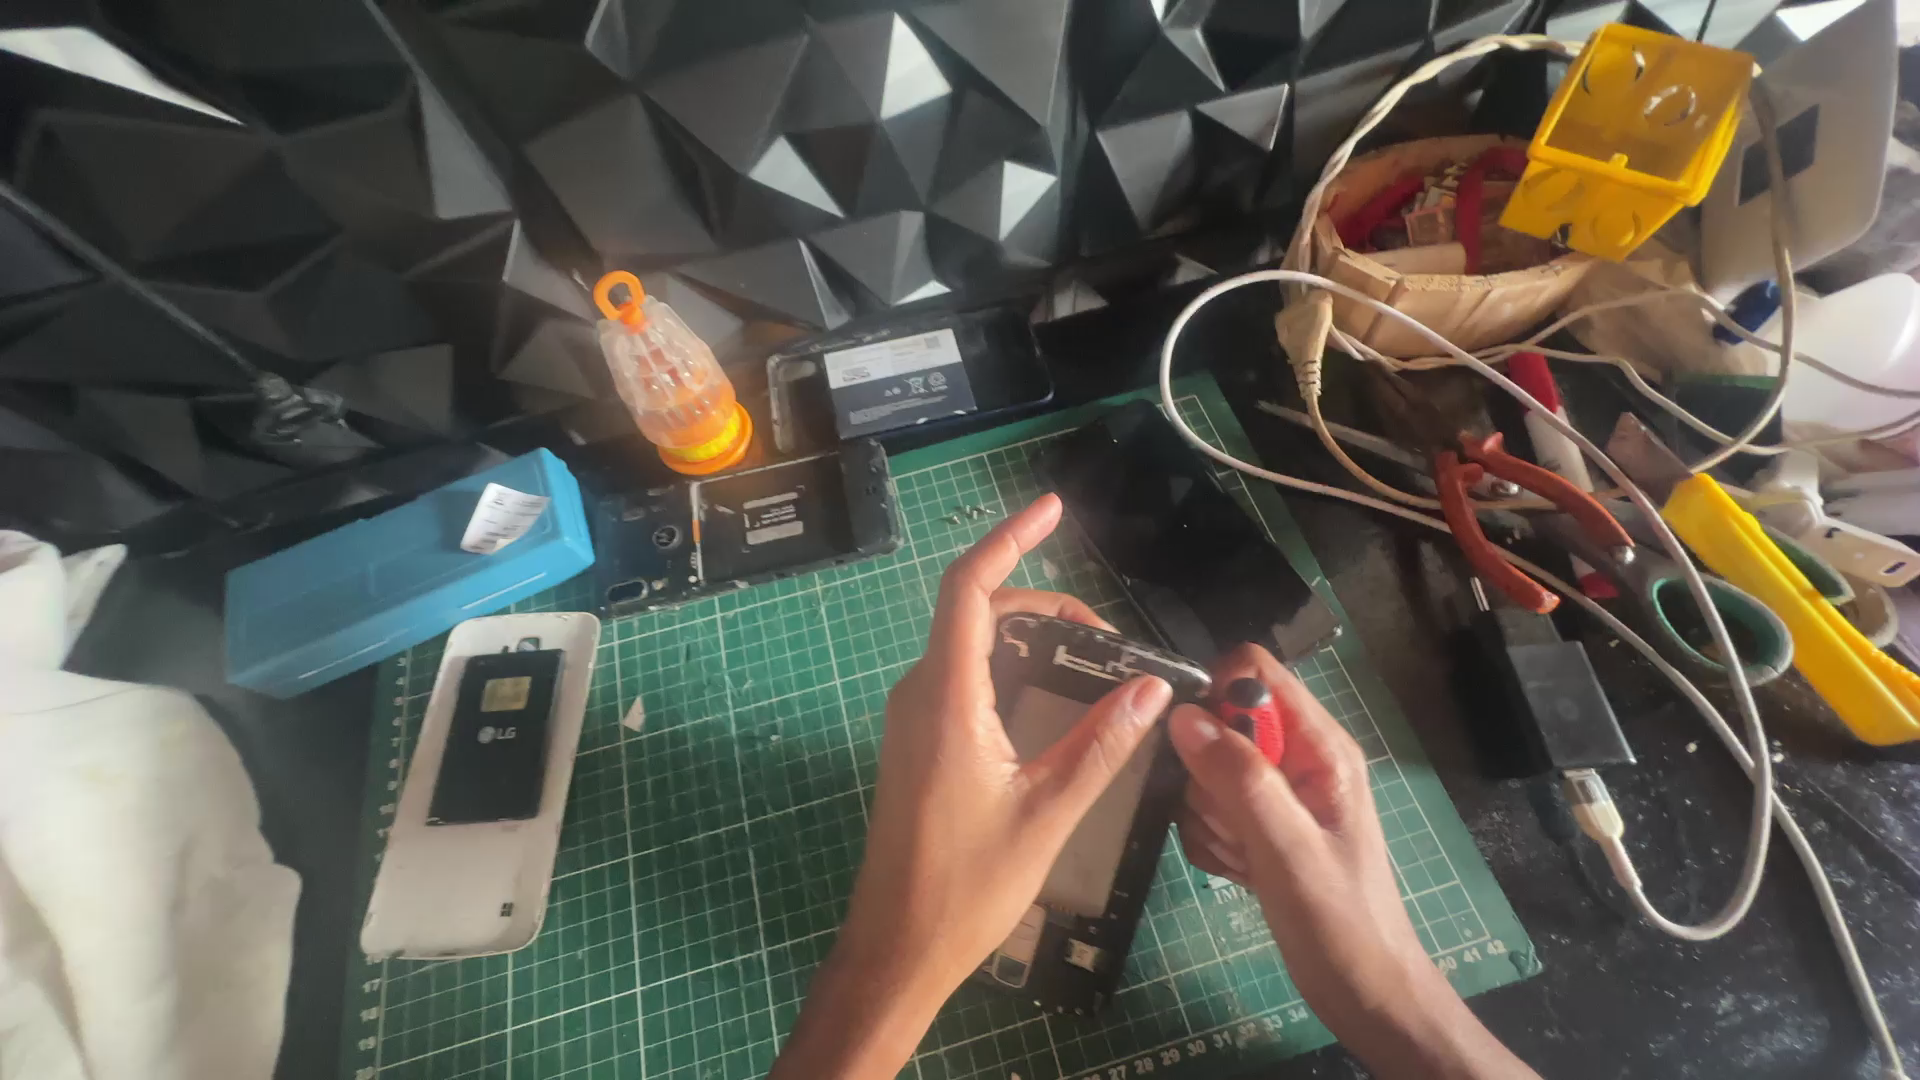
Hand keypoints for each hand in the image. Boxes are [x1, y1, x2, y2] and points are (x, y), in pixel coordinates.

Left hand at [770, 495, 1173, 1079]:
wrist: (896, 946)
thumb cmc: (967, 885)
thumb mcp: (1047, 812)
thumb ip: (1101, 743)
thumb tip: (1153, 689)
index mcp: (947, 695)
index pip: (971, 588)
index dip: (1010, 538)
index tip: (1052, 509)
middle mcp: (922, 689)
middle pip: (978, 611)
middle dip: (1044, 603)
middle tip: (1107, 633)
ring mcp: (915, 712)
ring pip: (971, 642)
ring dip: (1028, 635)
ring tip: (1091, 657)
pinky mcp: (919, 734)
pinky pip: (963, 673)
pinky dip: (1008, 664)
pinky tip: (1049, 692)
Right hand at [1170, 644, 1537, 1079]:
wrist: (1367, 998)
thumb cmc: (1342, 924)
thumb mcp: (1288, 850)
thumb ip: (1238, 778)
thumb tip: (1182, 716)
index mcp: (1318, 745)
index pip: (1252, 671)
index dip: (1215, 695)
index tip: (1196, 747)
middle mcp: (1294, 755)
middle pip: (1218, 722)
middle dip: (1207, 774)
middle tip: (1233, 823)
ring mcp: (1274, 789)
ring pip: (1204, 767)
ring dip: (1207, 814)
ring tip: (1244, 855)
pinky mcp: (1256, 819)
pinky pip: (1204, 806)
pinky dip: (1209, 837)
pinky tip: (1238, 868)